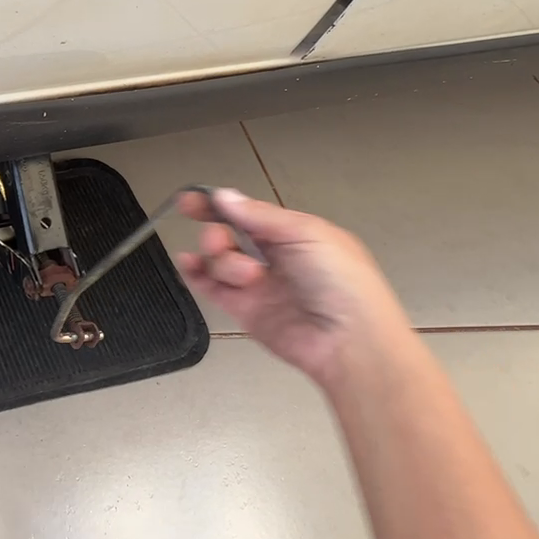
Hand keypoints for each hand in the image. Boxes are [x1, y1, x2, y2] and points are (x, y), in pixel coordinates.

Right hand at [174, 189, 413, 389]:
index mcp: (292, 233)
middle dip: (216, 233)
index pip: (247, 212)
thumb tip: (222, 195)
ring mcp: (256, 283)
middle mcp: (272, 256)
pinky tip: (188, 263)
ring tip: (245, 276)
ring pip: (218, 259)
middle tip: (220, 242)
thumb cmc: (340, 281)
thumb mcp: (307, 234)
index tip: (190, 200)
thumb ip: (259, 215)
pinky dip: (195, 273)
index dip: (218, 204)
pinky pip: (210, 286)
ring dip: (221, 261)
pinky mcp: (243, 309)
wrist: (350, 342)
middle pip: (227, 234)